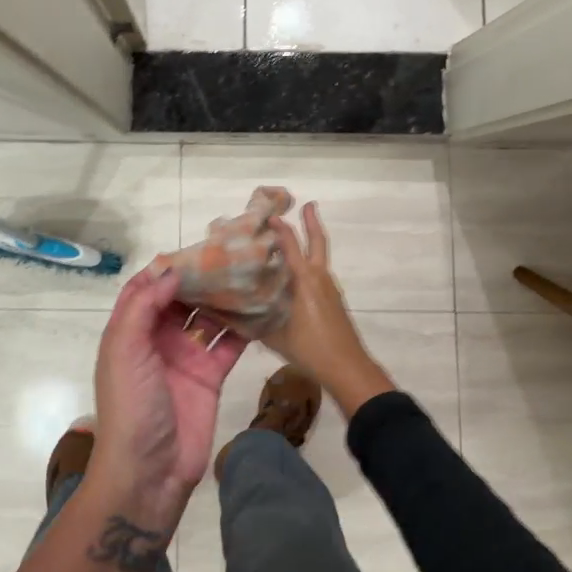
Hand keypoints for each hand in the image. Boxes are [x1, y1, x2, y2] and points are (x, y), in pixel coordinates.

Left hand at [90, 265, 245, 527]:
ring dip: (225, 298)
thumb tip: (170, 272)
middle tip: (232, 254)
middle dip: (202, 277)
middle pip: (181, 299)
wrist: (149, 472)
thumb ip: (142, 307)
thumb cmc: (130, 407)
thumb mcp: (124, 351)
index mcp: (130, 331)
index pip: (146, 289)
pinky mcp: (210, 376)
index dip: (166, 268)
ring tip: (251, 272)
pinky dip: (244, 328)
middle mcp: (158, 339)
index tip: (195, 247)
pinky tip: (263, 307)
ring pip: (208, 317)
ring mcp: (186, 357)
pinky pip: (228, 345)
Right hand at [264, 203, 395, 415]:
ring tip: (293, 239)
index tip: (269, 215)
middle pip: (318, 242)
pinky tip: (297, 274)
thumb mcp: (274, 337)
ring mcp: (330, 289)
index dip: (280, 228)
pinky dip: (310, 264)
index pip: (291, 244)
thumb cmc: (310, 349)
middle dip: (312, 221)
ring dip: (310, 243)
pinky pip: (319, 273)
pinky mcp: (334, 301)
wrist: (347, 368)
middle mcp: (319, 278)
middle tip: (308, 204)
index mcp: (305, 280)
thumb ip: (251, 323)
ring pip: (320, 258)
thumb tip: (223, 314)